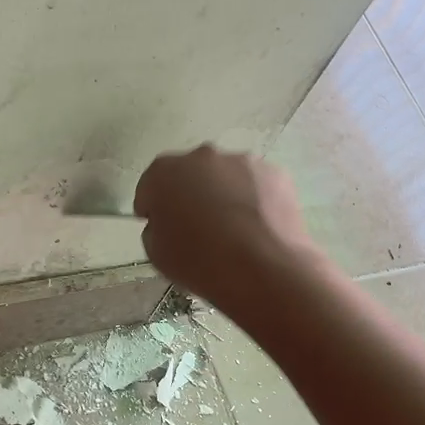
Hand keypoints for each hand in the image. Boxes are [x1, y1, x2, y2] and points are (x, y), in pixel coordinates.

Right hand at [132, 145, 321, 304]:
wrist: (262, 268)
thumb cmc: (199, 262)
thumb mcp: (157, 253)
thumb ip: (156, 227)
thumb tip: (170, 221)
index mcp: (164, 172)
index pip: (150, 187)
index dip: (153, 209)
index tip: (161, 229)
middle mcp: (201, 156)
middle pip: (190, 175)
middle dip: (190, 196)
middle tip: (198, 229)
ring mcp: (242, 161)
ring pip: (226, 177)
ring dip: (224, 195)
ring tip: (233, 231)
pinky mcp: (275, 173)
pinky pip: (256, 186)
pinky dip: (254, 201)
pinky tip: (257, 229)